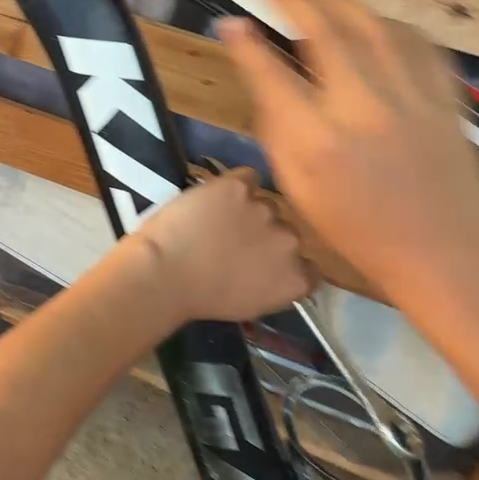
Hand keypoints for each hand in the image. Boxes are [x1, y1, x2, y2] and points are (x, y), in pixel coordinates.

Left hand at [130, 168, 315, 323]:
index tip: (268, 262)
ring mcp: (264, 209)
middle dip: (268, 234)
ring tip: (222, 217)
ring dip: (250, 208)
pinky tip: (220, 193)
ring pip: (266, 202)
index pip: (310, 267)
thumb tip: (275, 269)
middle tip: (238, 239)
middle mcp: (290, 242)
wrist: (167, 271)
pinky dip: (236, 183)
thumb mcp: (252, 303)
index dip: (289, 261)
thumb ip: (274, 283)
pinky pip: (247, 176)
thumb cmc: (202, 297)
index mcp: (295, 278)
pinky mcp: (237, 185)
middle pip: (288, 230)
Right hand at [217, 0, 478, 298]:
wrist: (444, 254)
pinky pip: (416, 39)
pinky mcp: (447, 97)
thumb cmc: (356, 227)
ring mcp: (411, 98)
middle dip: (291, 0)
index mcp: (316, 139)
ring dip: (335, 2)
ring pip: (370, 22)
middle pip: (322, 28)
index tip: (232, 21)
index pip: (269, 71)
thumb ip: (275, 124)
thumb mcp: (295, 184)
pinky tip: (371, 25)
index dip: (244, 40)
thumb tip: (259, 70)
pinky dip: (385, 23)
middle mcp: (361, 108)